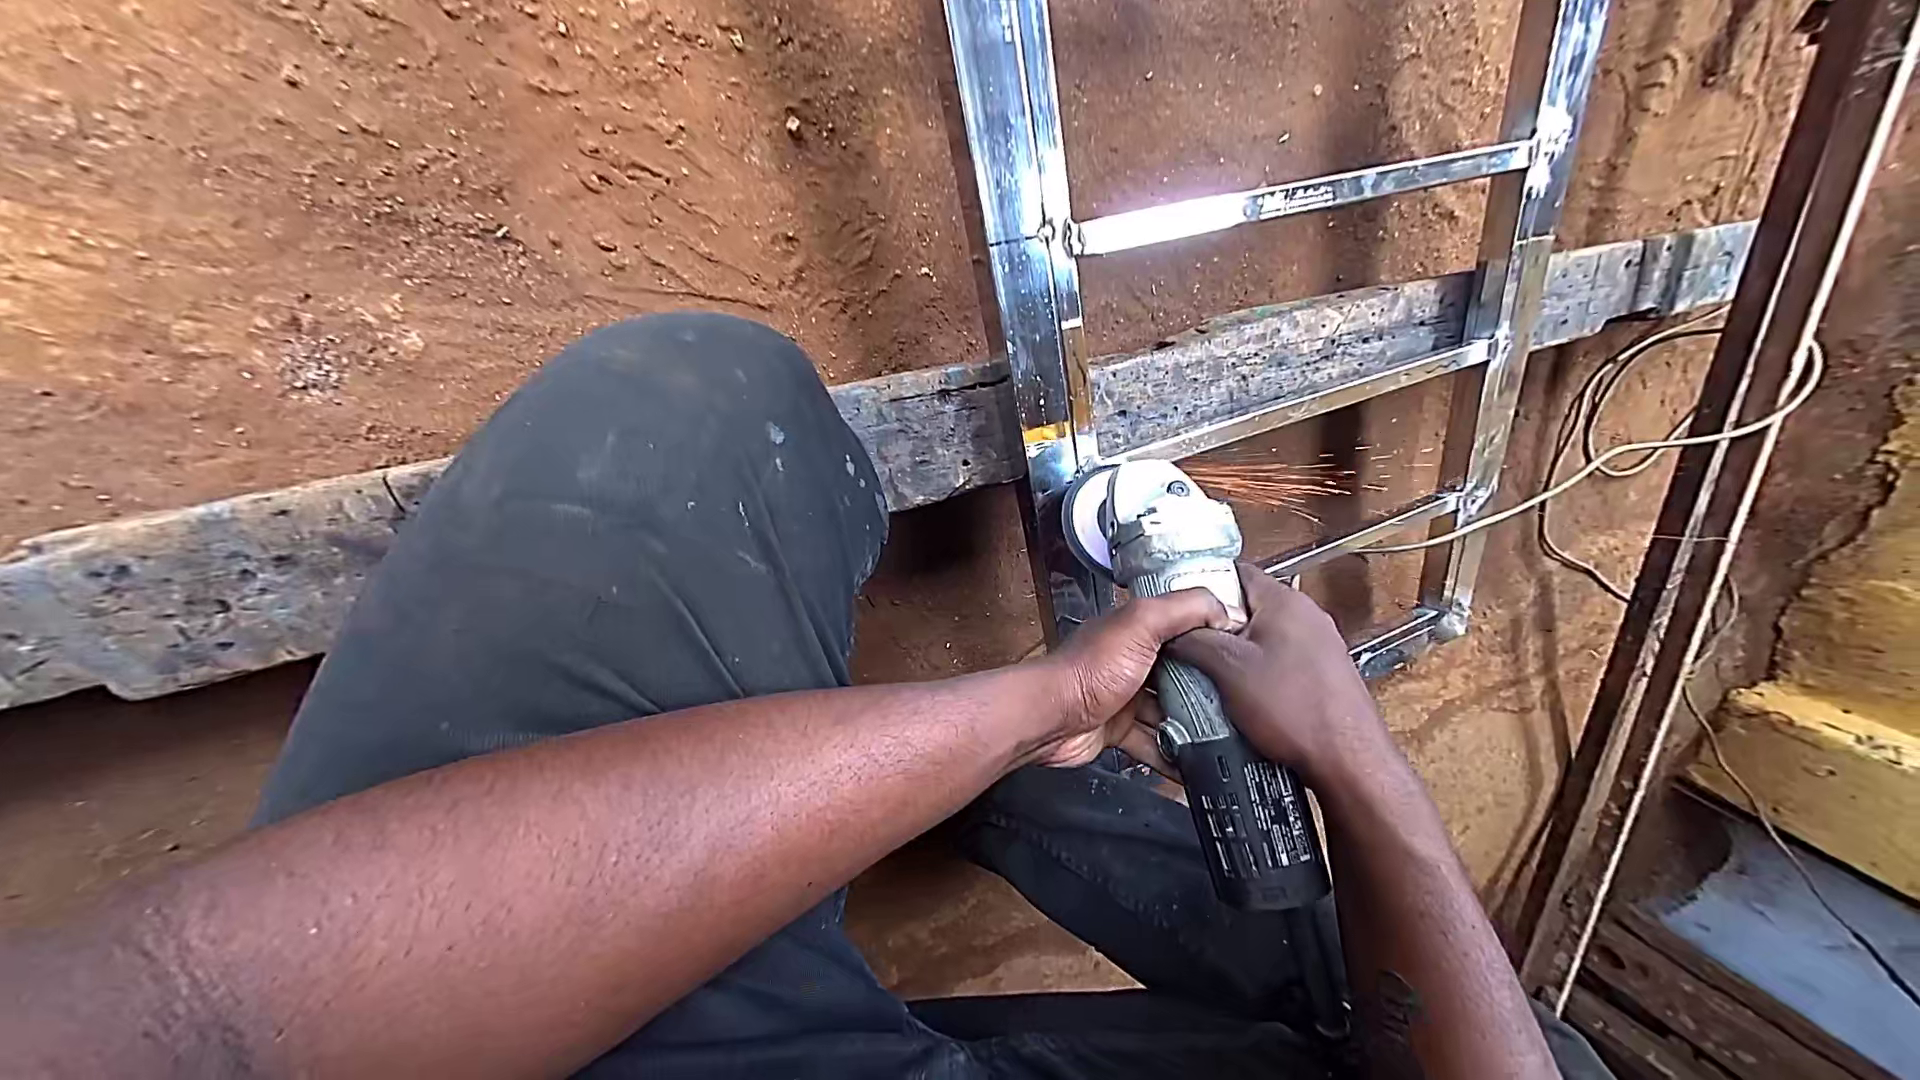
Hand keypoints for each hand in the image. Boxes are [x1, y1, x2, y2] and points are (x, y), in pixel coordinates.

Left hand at [1022, 588, 1229, 768]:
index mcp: (1137, 630)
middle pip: (1181, 674)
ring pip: (1169, 712)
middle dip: (1210, 689)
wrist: (1051, 716)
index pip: (1184, 627)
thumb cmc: (1090, 668)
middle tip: (1247, 706)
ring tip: (1233, 739)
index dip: (1213, 638)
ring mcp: (1124, 697)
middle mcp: (1131, 660)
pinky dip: (1174, 757)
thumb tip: (1227, 609)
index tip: (1247, 655)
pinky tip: (1199, 767)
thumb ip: (1183, 609)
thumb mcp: (1141, 623)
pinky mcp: (1117, 730)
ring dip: (1196, 726)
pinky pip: (1153, 744)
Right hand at [1165, 563, 1398, 785]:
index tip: (1177, 604)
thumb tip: (1171, 630)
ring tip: (1208, 672)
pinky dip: (1252, 671)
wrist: (1347, 763)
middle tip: (1186, 643)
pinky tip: (1238, 694)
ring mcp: (1316, 645)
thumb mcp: (1226, 667)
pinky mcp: (1319, 672)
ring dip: (1231, 651)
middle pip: (1243, 605)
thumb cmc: (1297, 711)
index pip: (1234, 572)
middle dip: (1212, 624)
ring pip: (1257, 635)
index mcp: (1285, 602)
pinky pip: (1274, 660)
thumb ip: (1192, 638)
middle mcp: (1305, 616)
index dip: (1199, 584)